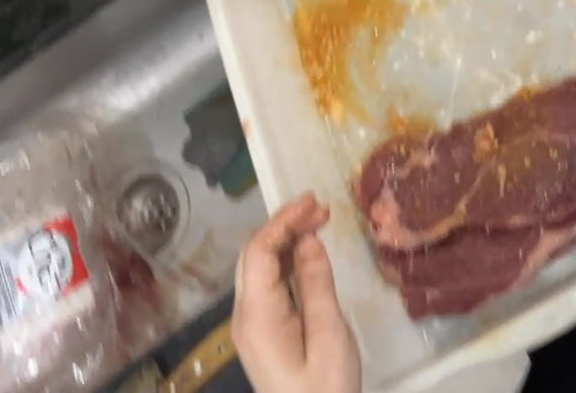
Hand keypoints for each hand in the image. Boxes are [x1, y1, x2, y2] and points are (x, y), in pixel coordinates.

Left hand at [233, 194, 360, 392]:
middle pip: (254, 253)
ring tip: (320, 222)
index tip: (314, 200)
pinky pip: (267, 283)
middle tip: (323, 209)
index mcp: (257, 315)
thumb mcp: (330, 336)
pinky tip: (309, 253)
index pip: (259, 250)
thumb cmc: (326, 390)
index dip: (284, 219)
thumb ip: (316, 283)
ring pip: (259, 266)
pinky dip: (286, 259)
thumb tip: (309, 238)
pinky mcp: (262, 332)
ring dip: (286, 239)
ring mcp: (251, 325)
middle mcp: (245, 316)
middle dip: (285, 223)